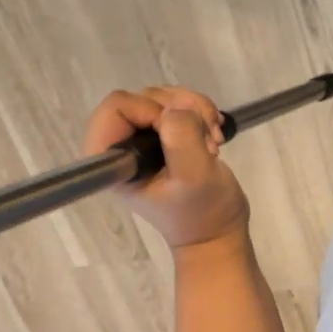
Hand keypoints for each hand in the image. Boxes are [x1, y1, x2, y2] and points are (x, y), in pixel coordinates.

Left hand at [83, 86, 249, 250]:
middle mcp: (122, 144)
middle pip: (143, 98)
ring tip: (214, 140)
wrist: (219, 232)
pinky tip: (214, 136)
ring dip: (197, 111)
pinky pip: (178, 106)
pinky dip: (202, 113)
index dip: (154, 111)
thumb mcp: (195, 177)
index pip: (118, 107)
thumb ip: (182, 138)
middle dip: (182, 110)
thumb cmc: (203, 212)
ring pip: (164, 99)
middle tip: (210, 138)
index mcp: (113, 158)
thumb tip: (179, 107)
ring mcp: (144, 140)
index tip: (185, 134)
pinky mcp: (164, 137)